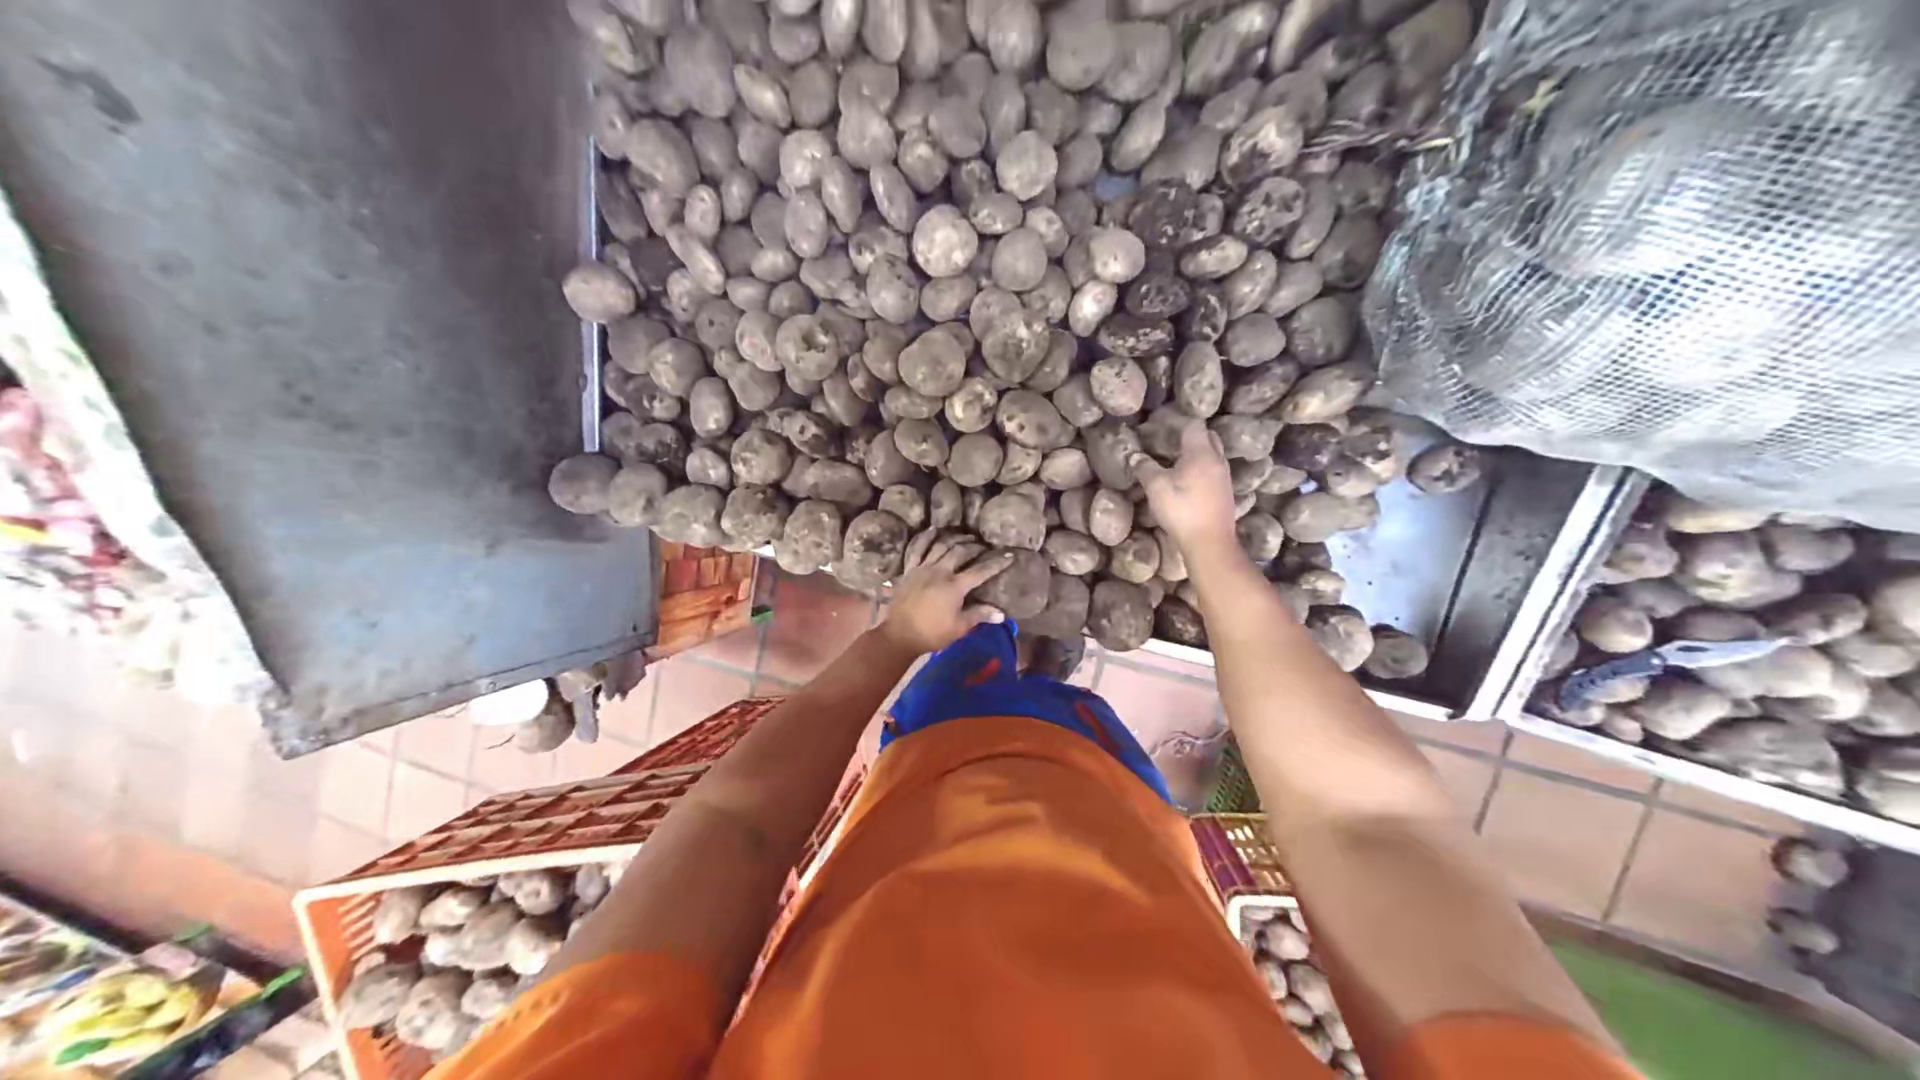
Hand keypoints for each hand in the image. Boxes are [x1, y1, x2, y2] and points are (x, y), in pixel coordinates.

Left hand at [879, 531, 1015, 654]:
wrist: (899, 635)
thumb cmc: (932, 633)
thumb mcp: (960, 627)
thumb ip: (979, 615)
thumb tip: (1001, 614)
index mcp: (955, 586)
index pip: (980, 571)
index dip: (996, 563)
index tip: (1009, 556)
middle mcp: (940, 571)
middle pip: (960, 551)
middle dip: (974, 547)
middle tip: (983, 546)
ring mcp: (923, 568)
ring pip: (941, 545)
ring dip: (954, 539)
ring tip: (964, 537)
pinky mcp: (909, 570)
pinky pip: (917, 548)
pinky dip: (926, 537)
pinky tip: (933, 530)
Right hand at [1131, 418, 1238, 556]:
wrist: (1210, 543)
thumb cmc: (1182, 511)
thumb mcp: (1156, 487)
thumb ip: (1145, 468)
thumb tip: (1135, 456)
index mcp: (1202, 453)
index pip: (1193, 425)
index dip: (1176, 422)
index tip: (1158, 427)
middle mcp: (1217, 460)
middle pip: (1207, 436)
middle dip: (1188, 434)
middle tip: (1168, 441)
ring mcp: (1224, 477)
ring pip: (1212, 453)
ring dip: (1196, 451)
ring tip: (1175, 459)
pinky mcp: (1225, 492)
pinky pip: (1213, 468)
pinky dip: (1201, 466)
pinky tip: (1186, 479)